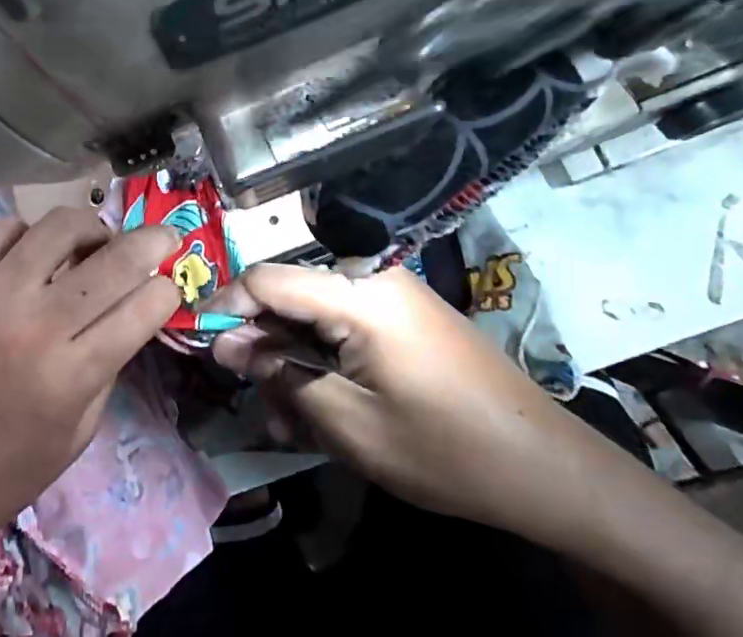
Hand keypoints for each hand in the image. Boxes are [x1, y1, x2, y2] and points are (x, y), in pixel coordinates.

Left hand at [0, 209, 180, 560]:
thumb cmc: (4, 471)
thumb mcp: (80, 433)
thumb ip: (111, 366)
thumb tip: (133, 308)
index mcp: (72, 375)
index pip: (145, 306)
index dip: (168, 290)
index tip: (169, 286)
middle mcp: (35, 327)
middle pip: (114, 259)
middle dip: (153, 242)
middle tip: (162, 239)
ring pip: (60, 226)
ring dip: (93, 227)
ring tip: (95, 242)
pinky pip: (5, 230)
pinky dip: (33, 233)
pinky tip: (38, 252)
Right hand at [207, 264, 600, 547]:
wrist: (544, 465)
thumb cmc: (444, 449)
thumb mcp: (348, 423)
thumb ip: (280, 373)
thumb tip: (225, 342)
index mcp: (359, 292)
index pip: (267, 278)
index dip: (226, 307)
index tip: (198, 345)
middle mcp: (372, 276)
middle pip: (290, 295)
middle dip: (263, 346)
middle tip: (257, 404)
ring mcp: (390, 294)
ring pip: (313, 316)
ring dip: (293, 362)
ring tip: (294, 421)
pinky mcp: (402, 314)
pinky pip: (343, 326)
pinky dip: (324, 361)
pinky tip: (324, 408)